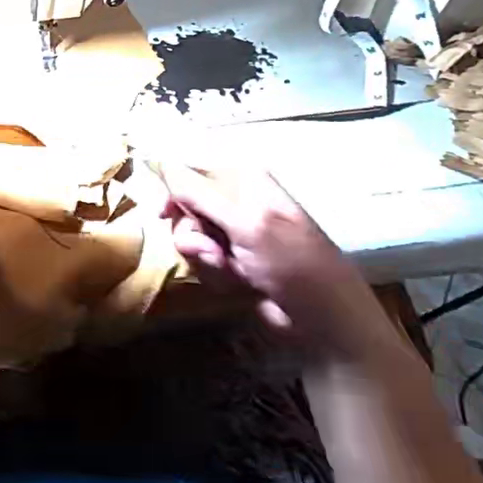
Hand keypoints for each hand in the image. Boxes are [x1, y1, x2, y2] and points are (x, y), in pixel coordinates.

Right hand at [158, 166, 374, 356]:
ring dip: (205, 258)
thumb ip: (199, 194)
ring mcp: (235, 232)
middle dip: (193, 233)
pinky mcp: (233, 260)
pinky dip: (215, 273)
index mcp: (245, 179)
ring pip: (191, 236)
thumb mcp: (245, 223)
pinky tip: (237, 282)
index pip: (192, 171)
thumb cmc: (291, 263)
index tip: (163, 213)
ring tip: (231, 272)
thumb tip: (159, 161)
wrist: (323, 320)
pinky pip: (203, 260)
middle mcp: (237, 200)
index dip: (173, 191)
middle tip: (213, 252)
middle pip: (186, 207)